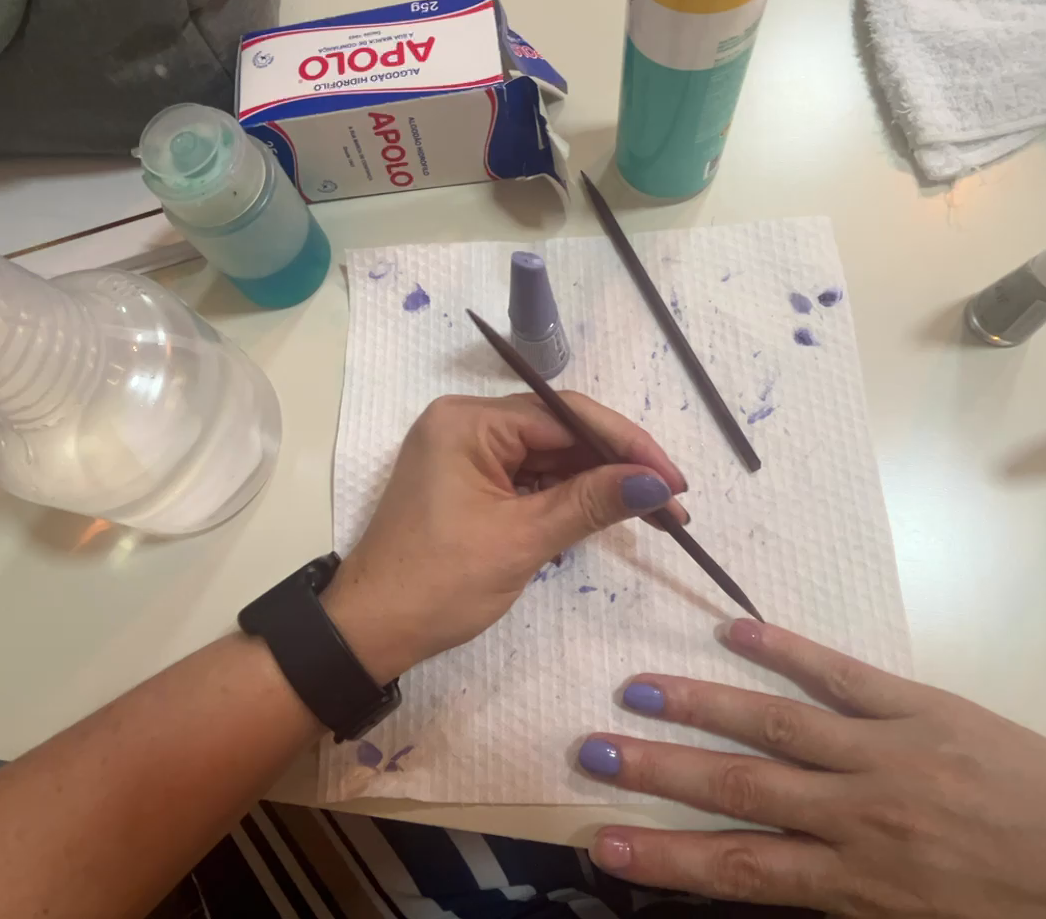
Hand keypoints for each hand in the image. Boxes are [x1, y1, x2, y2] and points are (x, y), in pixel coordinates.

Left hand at [323, 393, 686, 683]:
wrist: (370, 631)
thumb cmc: (440, 584)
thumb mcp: (522, 540)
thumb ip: (591, 503)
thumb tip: (657, 483)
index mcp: (469, 422)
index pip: (564, 415)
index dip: (626, 444)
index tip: (674, 479)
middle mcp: (465, 423)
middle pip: (558, 432)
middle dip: (615, 465)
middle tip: (671, 499)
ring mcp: (464, 451)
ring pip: (546, 455)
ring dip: (594, 482)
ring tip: (651, 509)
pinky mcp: (467, 479)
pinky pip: (526, 475)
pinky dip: (563, 495)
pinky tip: (603, 511)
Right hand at [575, 619, 1045, 918]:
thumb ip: (847, 901)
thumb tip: (770, 873)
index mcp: (864, 887)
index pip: (740, 869)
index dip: (665, 859)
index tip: (602, 844)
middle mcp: (861, 817)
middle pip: (738, 790)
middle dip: (657, 773)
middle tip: (590, 749)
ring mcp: (888, 752)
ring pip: (773, 724)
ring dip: (699, 706)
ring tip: (637, 692)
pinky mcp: (924, 709)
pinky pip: (840, 673)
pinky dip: (785, 649)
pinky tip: (736, 630)